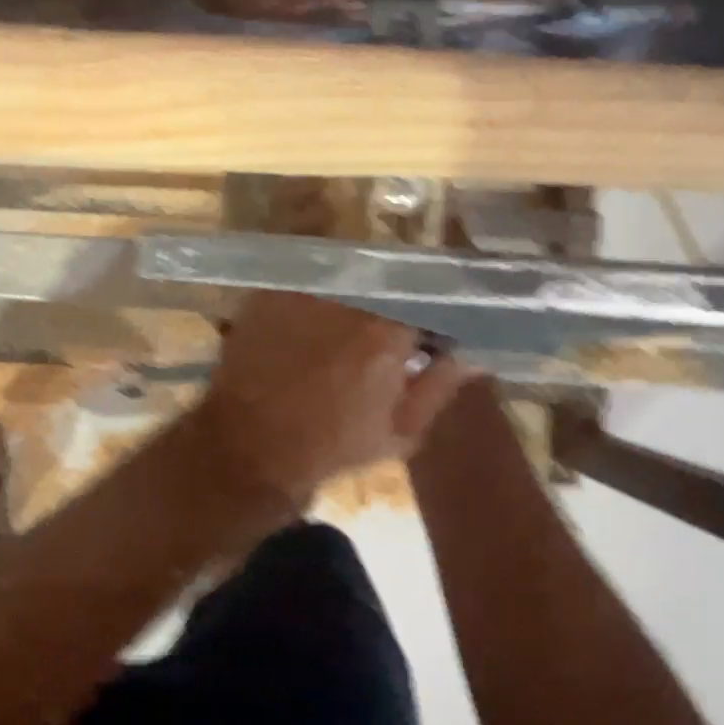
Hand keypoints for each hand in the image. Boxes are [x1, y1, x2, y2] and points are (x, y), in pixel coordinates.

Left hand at [192, 292, 469, 500]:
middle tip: (386, 329)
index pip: (425, 298)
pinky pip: (305, 283)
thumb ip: (439, 385)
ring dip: (354, 296)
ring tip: (347, 325)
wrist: (250, 445)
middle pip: (383, 284)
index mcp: (387, 330)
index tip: (430, 330)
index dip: (429, 313)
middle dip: (392, 301)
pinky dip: (317, 298)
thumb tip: (473, 354)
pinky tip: (313, 322)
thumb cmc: (332, 445)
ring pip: (343, 279)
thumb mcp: (400, 430)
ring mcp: (302, 291)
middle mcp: (346, 299)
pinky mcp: (268, 293)